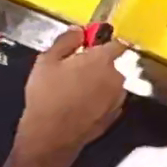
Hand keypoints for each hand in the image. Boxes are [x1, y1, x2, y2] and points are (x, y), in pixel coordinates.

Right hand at [14, 28, 126, 162]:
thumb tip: (79, 31)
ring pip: (110, 83)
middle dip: (96, 63)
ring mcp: (118, 99)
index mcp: (103, 60)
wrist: (53, 135)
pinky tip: (81, 104)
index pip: (115, 43)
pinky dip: (99, 98)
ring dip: (98, 82)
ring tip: (74, 89)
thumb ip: (67, 41)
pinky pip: (108, 100)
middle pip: (111, 64)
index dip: (103, 40)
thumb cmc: (48, 94)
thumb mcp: (48, 60)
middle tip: (73, 69)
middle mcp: (117, 78)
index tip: (90, 42)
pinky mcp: (115, 115)